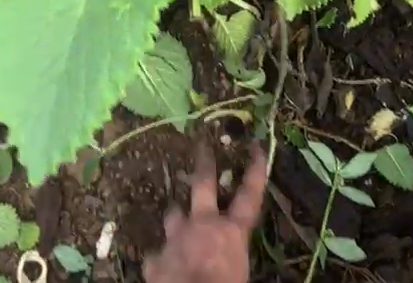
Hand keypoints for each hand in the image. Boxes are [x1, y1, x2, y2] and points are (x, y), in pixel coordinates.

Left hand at [142, 144, 268, 282]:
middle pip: (203, 185)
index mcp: (231, 232)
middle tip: (202, 143)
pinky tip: (161, 262)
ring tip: (176, 214)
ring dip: (177, 215)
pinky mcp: (155, 259)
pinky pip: (157, 255)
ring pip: (174, 214)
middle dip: (204, 163)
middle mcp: (203, 225)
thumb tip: (237, 260)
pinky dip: (161, 258)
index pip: (250, 195)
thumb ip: (237, 258)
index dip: (255, 169)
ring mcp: (176, 239)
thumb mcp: (241, 274)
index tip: (257, 146)